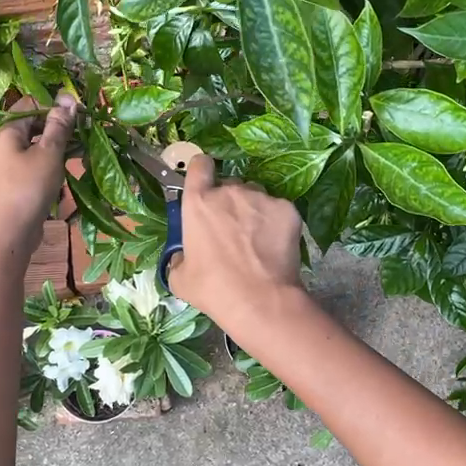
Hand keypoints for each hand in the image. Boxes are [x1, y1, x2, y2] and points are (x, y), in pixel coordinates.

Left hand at [0, 95, 75, 244]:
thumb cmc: (28, 188)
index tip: (79, 115)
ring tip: (79, 153)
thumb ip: (58, 125)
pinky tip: (65, 172)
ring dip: (58, 147)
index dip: (55, 106)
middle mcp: (5, 144)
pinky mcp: (17, 183)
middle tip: (83, 134)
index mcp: (8, 131)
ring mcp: (10, 165)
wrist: (9, 233)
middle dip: (59, 127)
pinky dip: (51, 164)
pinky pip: (36, 164)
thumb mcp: (49, 152)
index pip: (31, 104)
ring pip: (37, 146)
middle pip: (34, 125)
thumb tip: (67, 97)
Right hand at [167, 154, 303, 321]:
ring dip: (254, 210)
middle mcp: (229, 191)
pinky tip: (275, 246)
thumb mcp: (180, 278)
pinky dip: (276, 223)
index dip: (202, 171)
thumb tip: (183, 257)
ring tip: (257, 240)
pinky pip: (278, 209)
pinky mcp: (286, 208)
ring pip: (256, 196)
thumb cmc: (214, 289)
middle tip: (233, 232)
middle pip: (230, 185)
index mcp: (198, 202)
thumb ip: (179, 257)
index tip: (205, 182)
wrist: (260, 299)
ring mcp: (260, 197)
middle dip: (230, 202)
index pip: (199, 165)